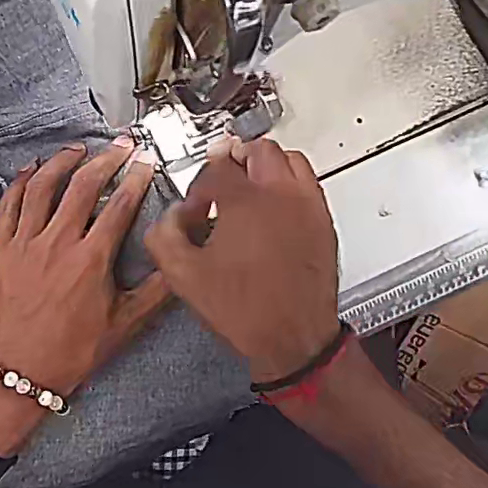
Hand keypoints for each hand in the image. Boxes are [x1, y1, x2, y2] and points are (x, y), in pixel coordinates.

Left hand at [0, 139, 173, 454]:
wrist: (21, 369)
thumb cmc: (71, 350)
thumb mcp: (124, 325)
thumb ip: (156, 292)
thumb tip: (179, 263)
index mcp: (90, 260)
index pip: (118, 206)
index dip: (135, 180)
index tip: (145, 164)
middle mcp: (56, 244)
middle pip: (82, 187)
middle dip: (106, 160)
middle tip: (121, 146)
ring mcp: (25, 244)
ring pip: (42, 188)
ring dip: (61, 163)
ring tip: (78, 149)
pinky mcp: (2, 250)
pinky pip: (8, 206)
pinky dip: (19, 183)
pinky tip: (30, 170)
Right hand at [144, 138, 341, 383]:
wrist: (293, 337)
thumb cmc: (248, 311)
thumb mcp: (183, 276)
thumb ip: (164, 236)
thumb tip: (168, 218)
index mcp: (244, 202)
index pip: (215, 169)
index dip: (197, 187)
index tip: (194, 208)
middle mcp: (279, 196)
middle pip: (255, 150)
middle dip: (232, 160)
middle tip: (220, 179)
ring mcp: (306, 206)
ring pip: (288, 159)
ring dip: (264, 165)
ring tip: (248, 183)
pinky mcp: (323, 222)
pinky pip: (308, 183)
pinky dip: (288, 183)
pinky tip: (275, 202)